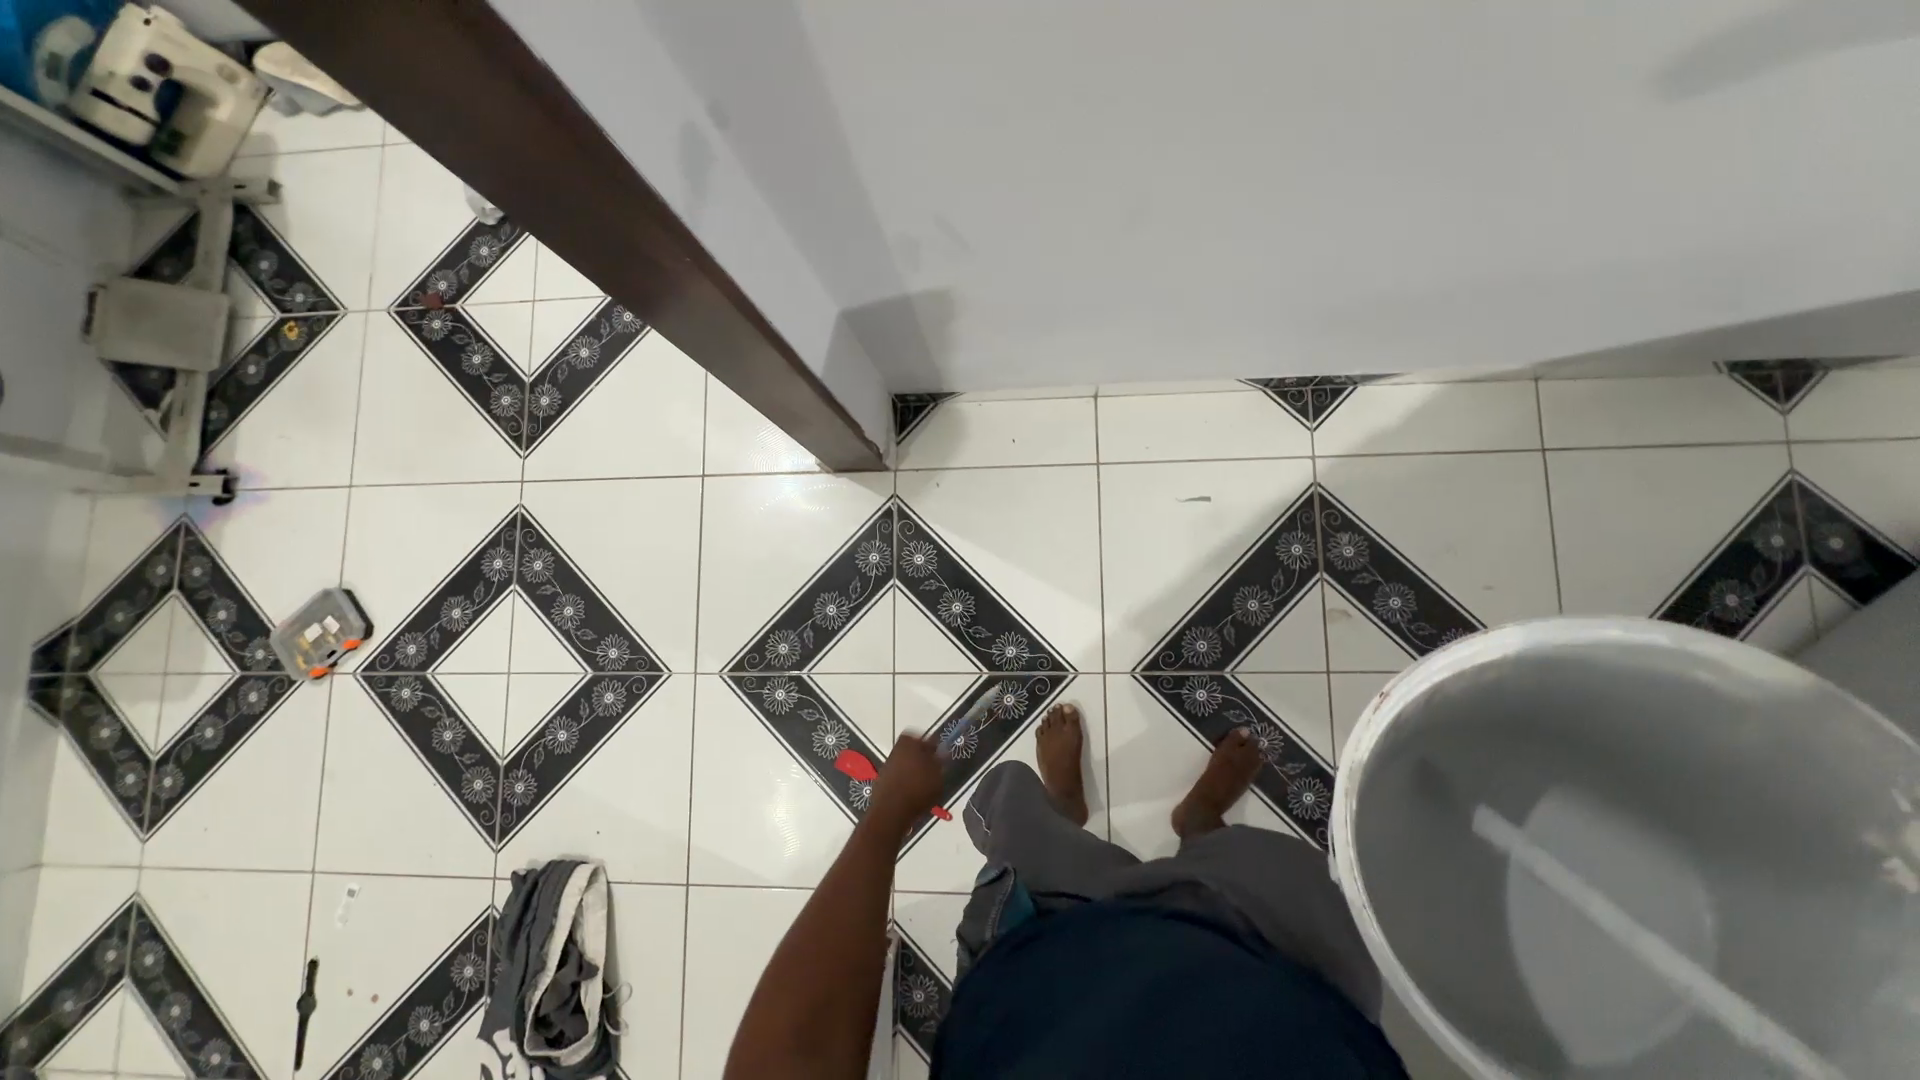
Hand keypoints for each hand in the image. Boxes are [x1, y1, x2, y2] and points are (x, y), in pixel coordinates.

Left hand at [867, 732, 944, 833]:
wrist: (891, 811)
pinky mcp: (881, 780)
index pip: (924, 739)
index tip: (939, 756)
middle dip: (921, 758)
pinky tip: (912, 794)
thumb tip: (941, 753)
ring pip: (904, 763)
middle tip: (932, 770)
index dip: (932, 747)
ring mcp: (886, 765)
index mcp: (909, 742)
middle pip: (912, 750)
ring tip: (923, 785)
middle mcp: (895, 750)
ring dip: (912, 771)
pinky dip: (904, 782)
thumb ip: (940, 762)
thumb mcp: (938, 776)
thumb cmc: (918, 790)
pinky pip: (897, 777)